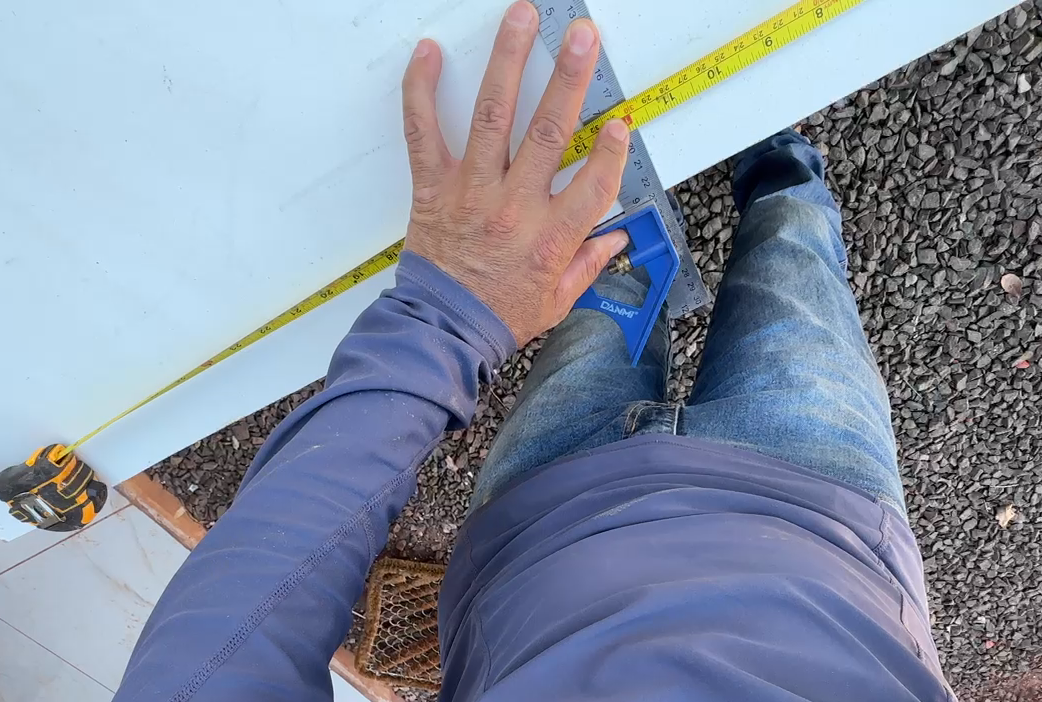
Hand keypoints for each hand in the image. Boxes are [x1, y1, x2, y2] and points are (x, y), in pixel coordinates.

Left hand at [402, 1, 632, 346]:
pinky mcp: (434, 187)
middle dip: (569, 78)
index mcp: (550, 239)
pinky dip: (420, 90)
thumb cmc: (500, 316)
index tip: (621, 123)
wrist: (445, 329)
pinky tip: (427, 53)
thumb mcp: (557, 302)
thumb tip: (615, 239)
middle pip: (548, 132)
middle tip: (583, 37)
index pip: (593, 186)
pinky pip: (423, 131)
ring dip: (508, 61)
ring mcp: (472, 192)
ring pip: (492, 115)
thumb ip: (587, 265)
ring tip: (522, 17)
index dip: (611, 153)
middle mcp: (514, 208)